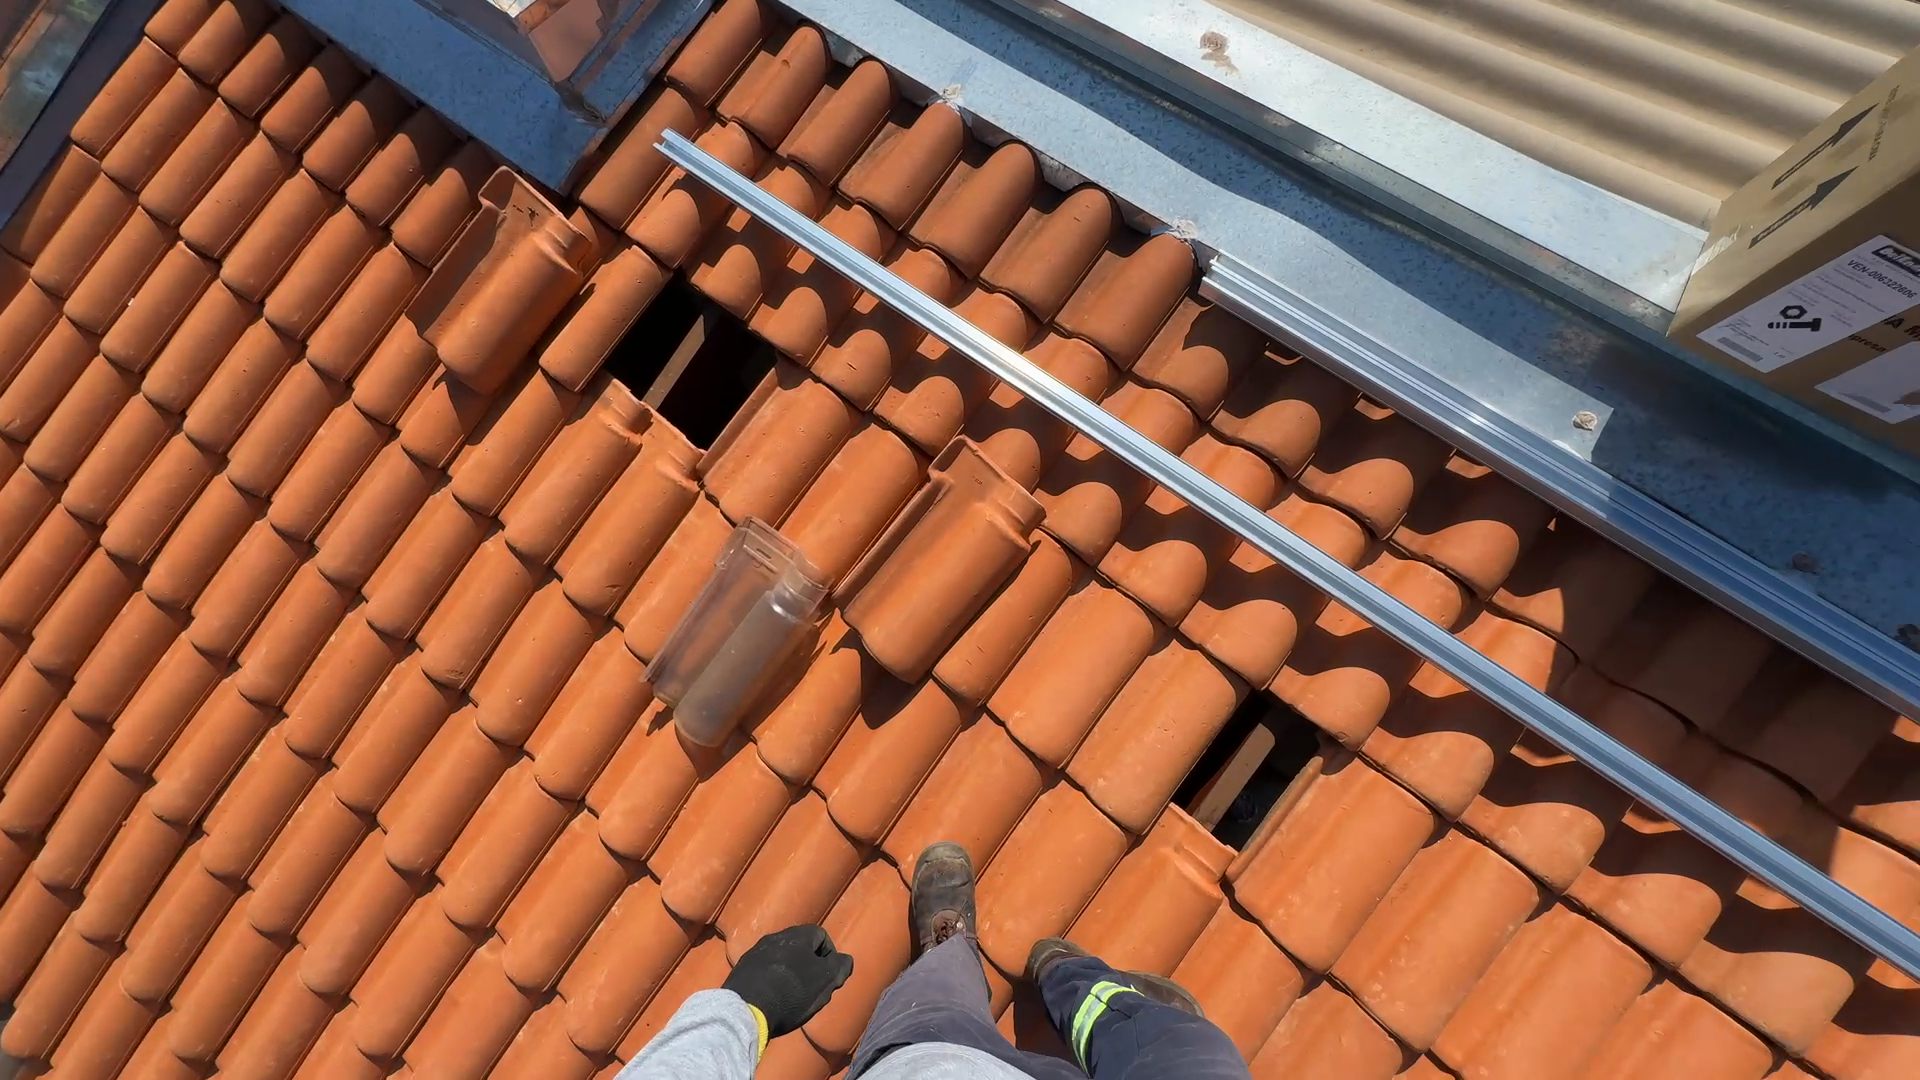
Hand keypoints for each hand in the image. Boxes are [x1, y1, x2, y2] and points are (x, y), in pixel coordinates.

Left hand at [723, 924, 855, 1037]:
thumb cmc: (791, 992)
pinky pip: (762, 970)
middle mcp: (776, 936)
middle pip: (799, 946)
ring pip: (779, 958)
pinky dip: (770, 981)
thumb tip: (846, 960)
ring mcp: (755, 952)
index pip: (821, 936)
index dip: (829, 955)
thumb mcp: (825, 981)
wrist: (746, 1009)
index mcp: (798, 934)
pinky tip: (770, 998)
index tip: (829, 976)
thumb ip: (839, 967)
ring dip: (787, 972)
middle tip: (811, 987)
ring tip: (790, 995)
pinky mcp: (740, 969)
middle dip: (807, 965)